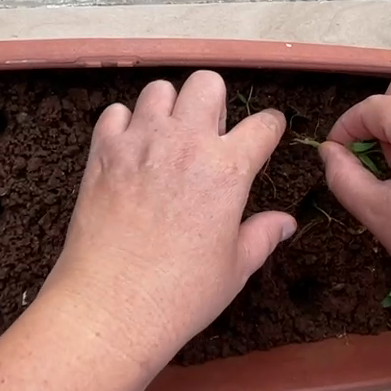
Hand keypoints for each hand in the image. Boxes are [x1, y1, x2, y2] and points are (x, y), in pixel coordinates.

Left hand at [42, 70, 294, 371]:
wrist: (109, 307)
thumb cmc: (179, 296)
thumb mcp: (234, 269)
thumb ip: (262, 235)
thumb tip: (286, 223)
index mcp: (227, 169)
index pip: (264, 124)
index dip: (270, 127)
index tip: (266, 133)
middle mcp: (186, 143)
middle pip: (207, 82)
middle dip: (213, 102)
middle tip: (208, 134)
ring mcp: (141, 142)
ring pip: (159, 90)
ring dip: (168, 109)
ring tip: (166, 139)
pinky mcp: (104, 151)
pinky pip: (116, 113)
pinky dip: (125, 125)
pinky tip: (130, 151)